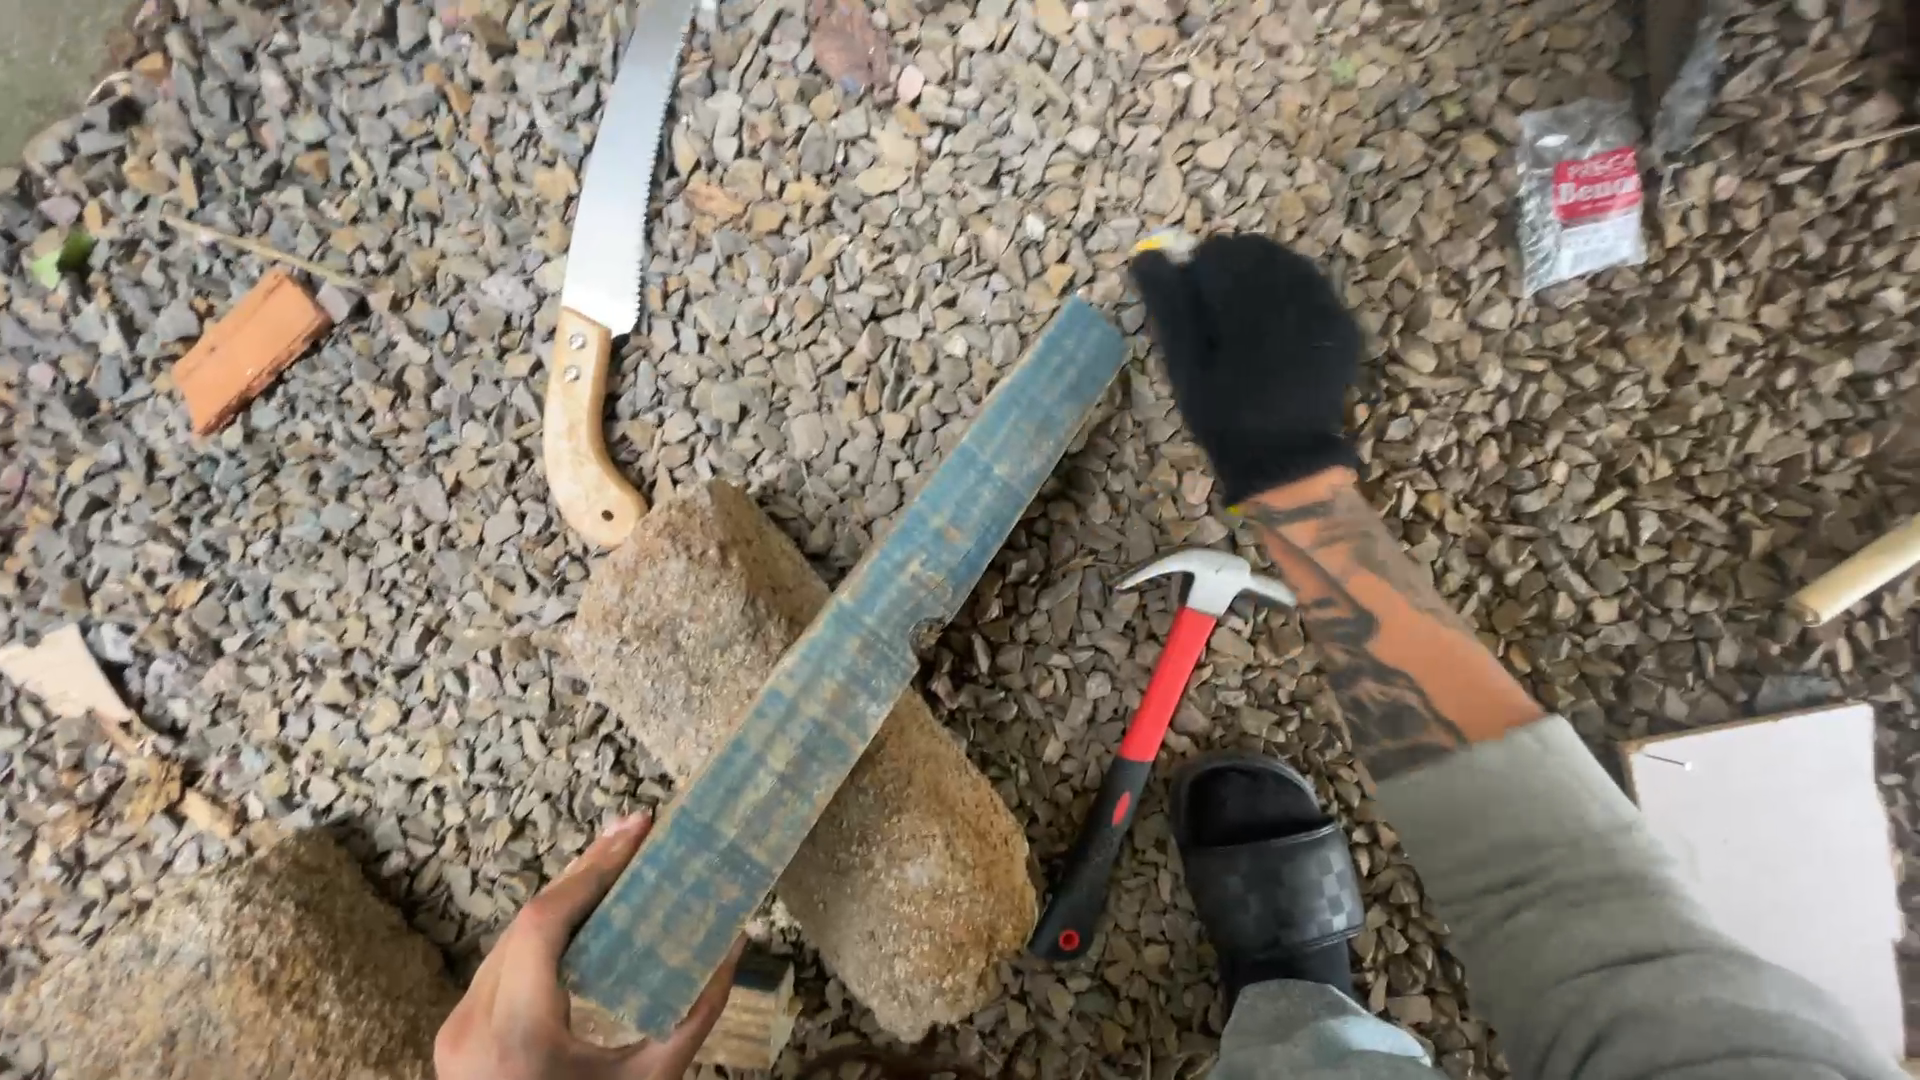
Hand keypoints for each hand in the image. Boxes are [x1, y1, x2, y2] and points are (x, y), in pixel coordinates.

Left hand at [435, 813, 743, 1079]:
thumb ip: (698, 1011)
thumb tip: (738, 942)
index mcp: (517, 1034)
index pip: (545, 923)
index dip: (592, 869)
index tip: (638, 830)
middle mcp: (473, 1021)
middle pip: (529, 919)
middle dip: (587, 867)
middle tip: (638, 829)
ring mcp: (457, 1026)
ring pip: (514, 933)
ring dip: (567, 891)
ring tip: (618, 857)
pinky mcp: (460, 1028)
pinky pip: (506, 957)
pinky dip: (548, 923)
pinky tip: (583, 904)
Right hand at [1128, 234, 1362, 506]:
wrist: (1285, 458)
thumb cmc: (1223, 417)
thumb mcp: (1185, 368)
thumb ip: (1169, 308)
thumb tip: (1146, 256)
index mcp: (1252, 306)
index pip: (1219, 255)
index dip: (1195, 270)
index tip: (1187, 298)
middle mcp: (1297, 296)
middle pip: (1255, 251)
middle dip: (1228, 270)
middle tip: (1212, 310)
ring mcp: (1328, 308)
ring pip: (1286, 262)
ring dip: (1258, 278)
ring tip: (1242, 321)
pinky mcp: (1345, 323)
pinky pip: (1311, 286)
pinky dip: (1287, 295)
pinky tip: (1273, 330)